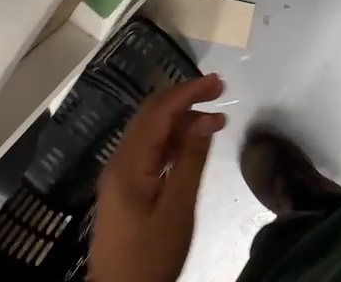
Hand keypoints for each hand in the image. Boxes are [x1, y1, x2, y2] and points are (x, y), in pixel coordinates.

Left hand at [88, 74, 227, 281]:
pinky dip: (173, 139)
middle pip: (151, 115)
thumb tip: (207, 119)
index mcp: (129, 164)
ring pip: (151, 131)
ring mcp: (121, 175)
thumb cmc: (150, 256)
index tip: (220, 83)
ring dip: (182, 119)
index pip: (159, 111)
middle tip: (219, 91)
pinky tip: (194, 144)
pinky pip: (150, 150)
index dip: (189, 91)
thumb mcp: (178, 209)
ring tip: (216, 121)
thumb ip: (192, 159)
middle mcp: (120, 162)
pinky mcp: (126, 188)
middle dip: (185, 98)